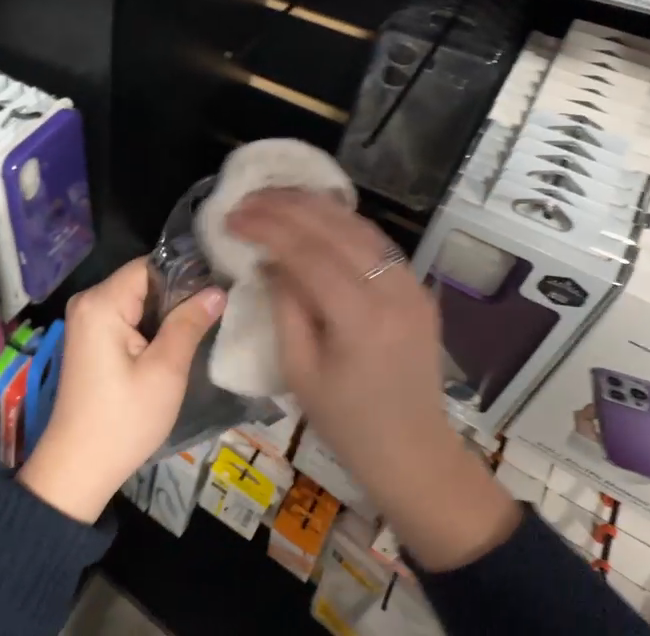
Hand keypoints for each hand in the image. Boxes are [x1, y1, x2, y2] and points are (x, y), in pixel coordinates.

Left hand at [17, 259, 224, 522]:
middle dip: (177, 294)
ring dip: (165, 313)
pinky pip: (124, 318)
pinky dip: (148, 326)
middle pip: (141, 281)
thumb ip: (189, 324)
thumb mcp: (165, 371)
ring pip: (135, 301)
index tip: (220, 285)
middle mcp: (87, 301)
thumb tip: (216, 289)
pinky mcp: (89, 339)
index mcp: (101, 302)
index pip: (148, 266)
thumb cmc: (124, 418)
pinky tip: (175, 341)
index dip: (184, 273)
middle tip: (218, 309)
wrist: (80, 464)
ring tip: (204, 324)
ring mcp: (85, 321)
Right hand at [227, 189, 519, 570]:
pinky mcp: (417, 289)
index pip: (306, 253)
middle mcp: (392, 292)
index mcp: (360, 318)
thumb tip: (269, 261)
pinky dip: (340, 220)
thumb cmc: (346, 421)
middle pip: (334, 229)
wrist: (415, 452)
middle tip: (245, 199)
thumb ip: (284, 307)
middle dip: (285, 207)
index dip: (265, 228)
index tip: (231, 216)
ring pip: (359, 226)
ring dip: (313, 206)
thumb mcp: (298, 369)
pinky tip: (313, 213)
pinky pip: (376, 241)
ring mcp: (412, 287)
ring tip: (273, 197)